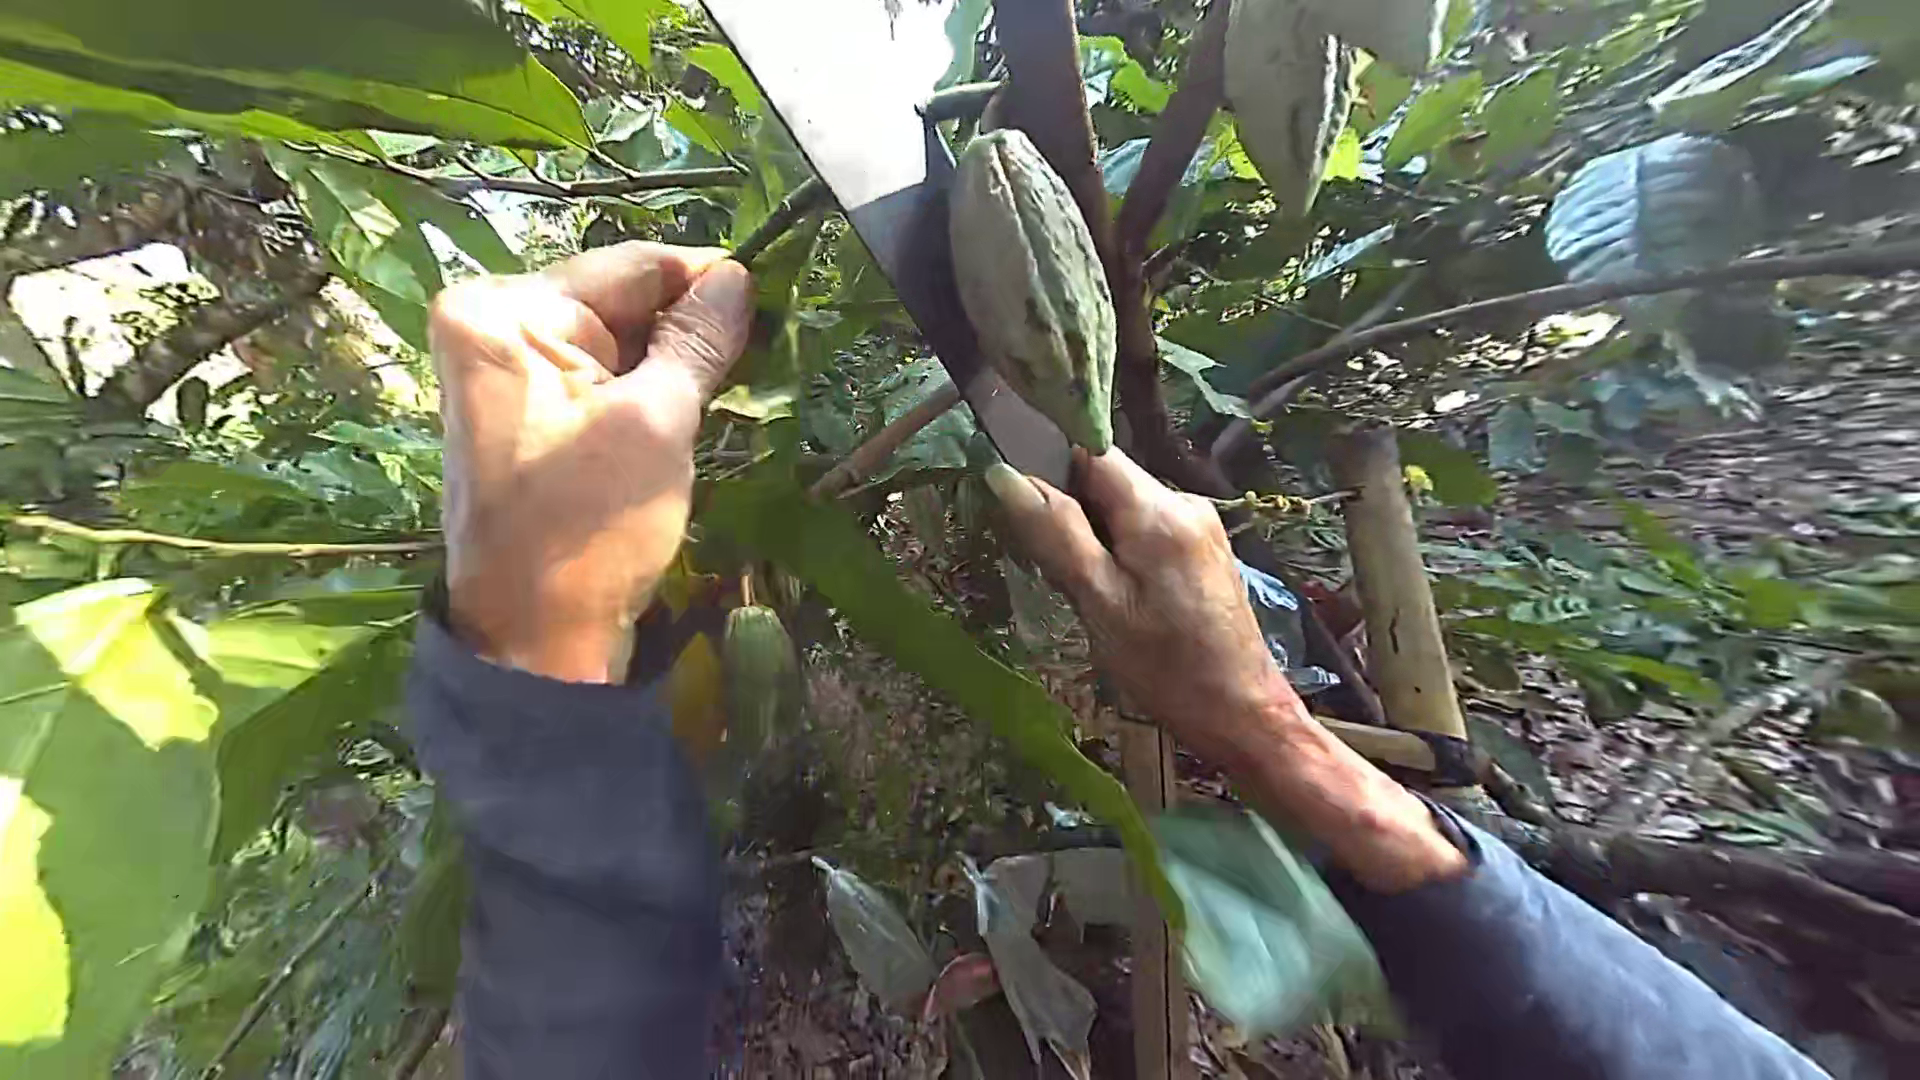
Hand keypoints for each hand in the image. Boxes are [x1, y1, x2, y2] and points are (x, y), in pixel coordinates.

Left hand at [431, 242, 752, 682]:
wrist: (542, 629)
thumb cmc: (595, 522)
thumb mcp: (656, 422)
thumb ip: (695, 342)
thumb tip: (737, 278)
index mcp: (508, 314)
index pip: (629, 267)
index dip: (705, 277)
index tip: (770, 290)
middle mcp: (497, 328)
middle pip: (620, 301)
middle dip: (692, 322)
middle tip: (765, 341)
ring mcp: (513, 374)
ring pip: (619, 341)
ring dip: (680, 356)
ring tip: (743, 372)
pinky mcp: (536, 413)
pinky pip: (607, 378)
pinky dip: (656, 384)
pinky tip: (699, 398)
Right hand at [988, 448, 1466, 892]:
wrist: (1240, 711)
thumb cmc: (1163, 665)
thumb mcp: (1098, 601)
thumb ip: (1055, 533)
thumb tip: (1005, 475)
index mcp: (1157, 510)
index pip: (1091, 451)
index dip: (1048, 463)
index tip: (1018, 499)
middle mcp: (1184, 501)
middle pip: (1106, 477)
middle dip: (1069, 507)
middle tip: (1050, 561)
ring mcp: (1199, 522)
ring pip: (1122, 503)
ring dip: (1091, 529)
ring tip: (1081, 583)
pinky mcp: (1202, 544)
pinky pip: (1143, 524)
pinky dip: (1116, 544)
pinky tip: (1113, 587)